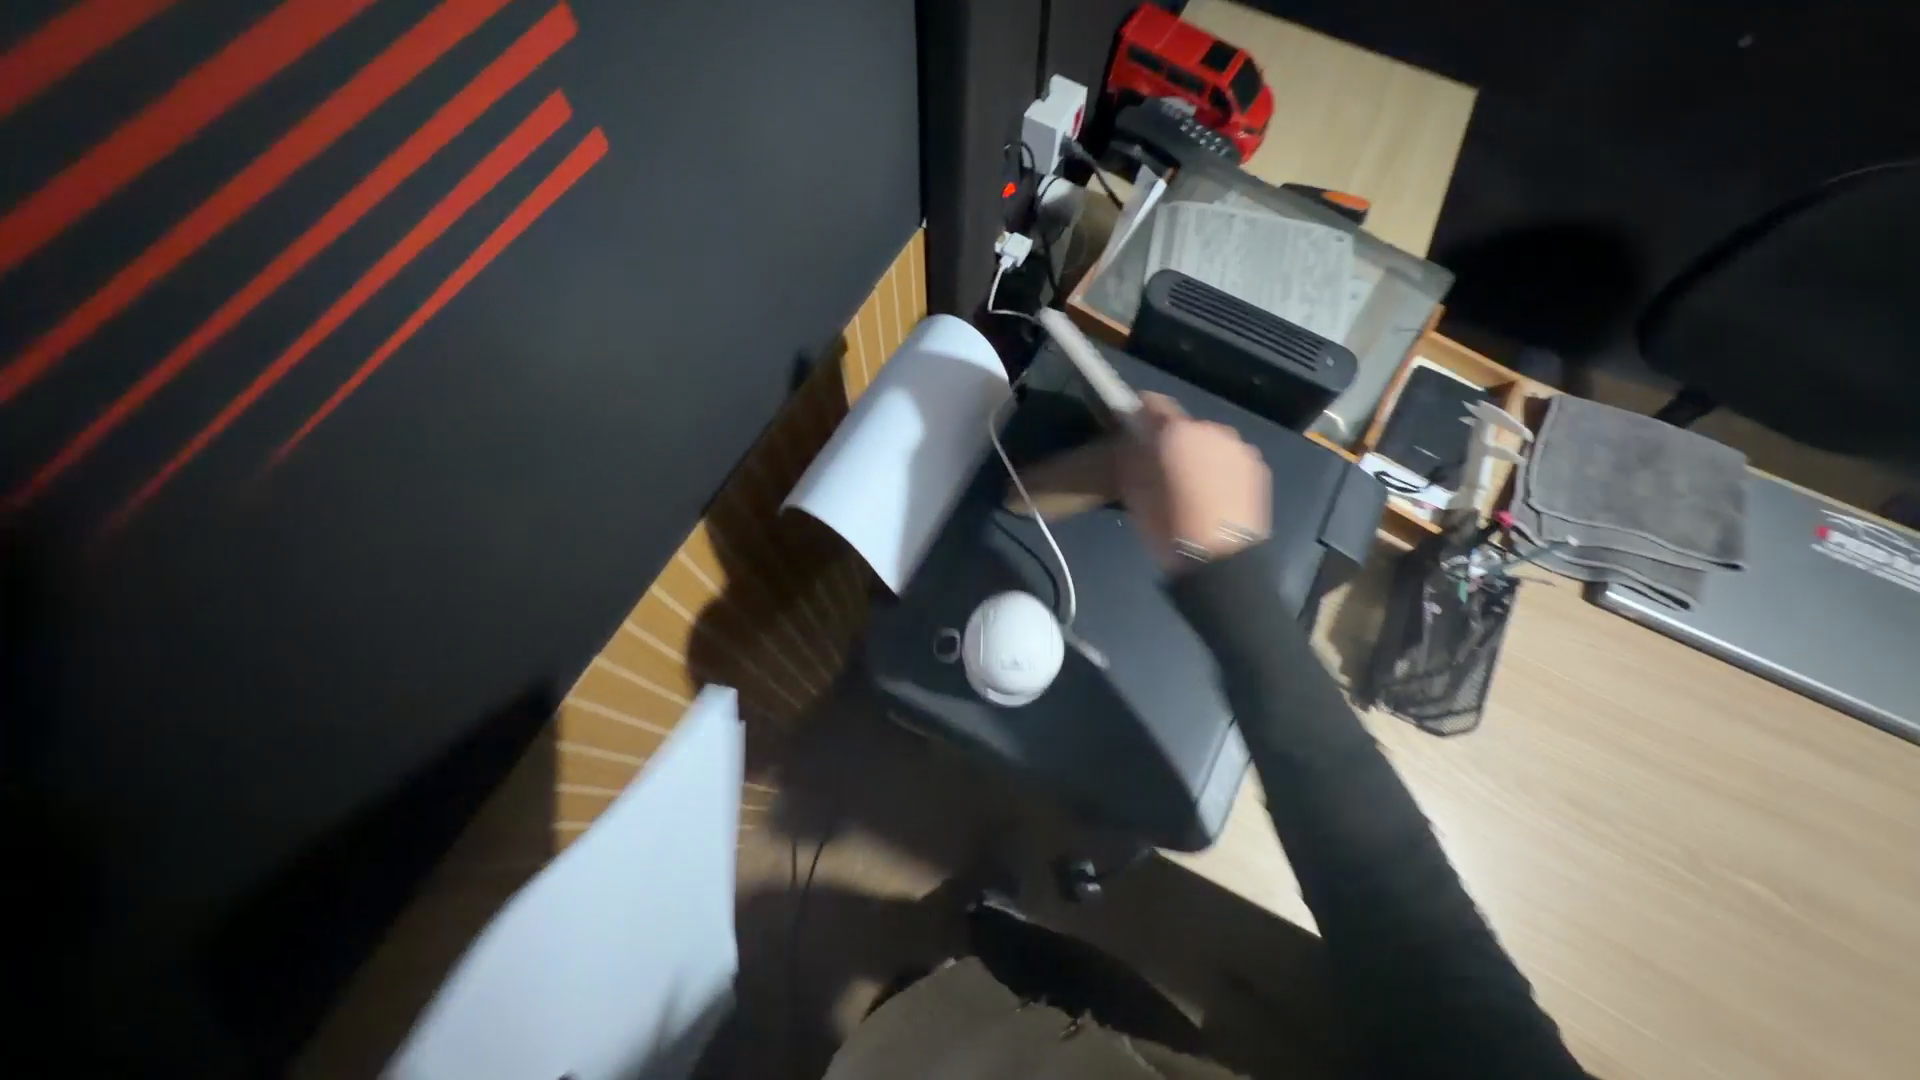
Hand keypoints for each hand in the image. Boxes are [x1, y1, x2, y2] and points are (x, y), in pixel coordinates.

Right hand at [1117, 393, 1271, 571]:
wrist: (1220, 557)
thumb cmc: (1168, 525)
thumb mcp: (1134, 491)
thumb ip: (1132, 455)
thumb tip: (1132, 440)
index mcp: (1177, 431)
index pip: (1152, 403)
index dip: (1140, 412)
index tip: (1133, 426)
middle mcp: (1211, 429)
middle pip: (1184, 425)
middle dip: (1172, 441)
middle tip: (1164, 468)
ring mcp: (1239, 447)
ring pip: (1210, 442)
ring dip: (1199, 454)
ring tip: (1193, 485)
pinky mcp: (1257, 466)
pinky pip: (1230, 459)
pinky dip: (1221, 468)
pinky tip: (1215, 494)